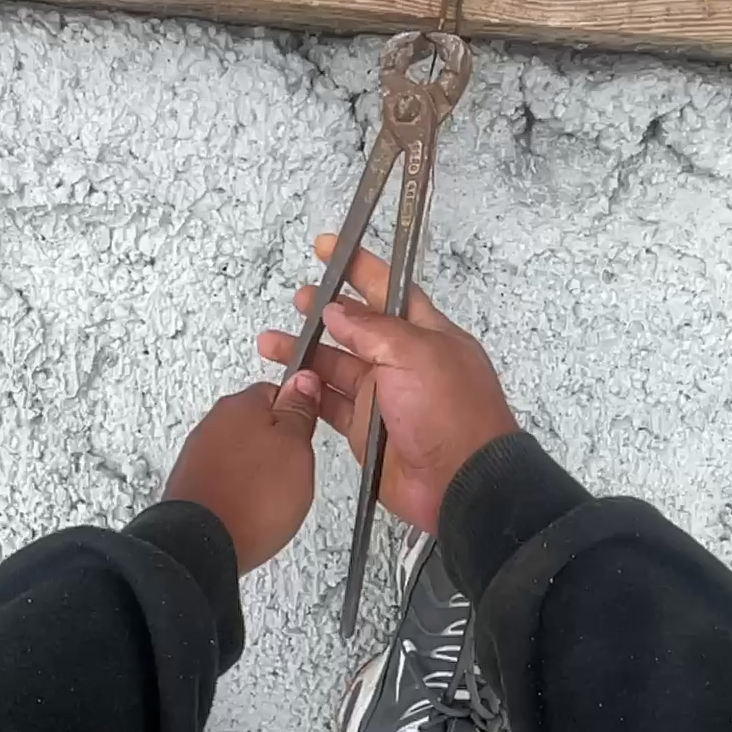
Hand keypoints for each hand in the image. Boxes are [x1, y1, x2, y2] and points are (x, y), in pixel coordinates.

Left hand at [165, 372, 323, 573]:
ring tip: (271, 496)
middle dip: (277, 445)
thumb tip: (305, 382)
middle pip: (257, 423)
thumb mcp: (295, 447)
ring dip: (256, 471)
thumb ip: (299, 411)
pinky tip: (250, 510)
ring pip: (240, 453)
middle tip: (293, 470)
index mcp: (241, 404)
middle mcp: (213, 423)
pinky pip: (225, 480)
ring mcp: (199, 455)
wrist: (201, 547)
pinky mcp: (192, 485)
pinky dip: (239, 492)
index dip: (300, 415)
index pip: (278, 391)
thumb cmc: (249, 499)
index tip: (308, 435)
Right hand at [256, 234, 518, 535]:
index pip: (388, 289)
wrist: (459, 483)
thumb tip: (336, 309)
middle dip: (324, 312)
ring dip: (305, 354)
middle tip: (297, 301)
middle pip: (355, 328)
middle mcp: (402, 362)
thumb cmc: (452, 413)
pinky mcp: (365, 430)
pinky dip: (308, 394)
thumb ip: (370, 328)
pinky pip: (330, 405)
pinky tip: (288, 383)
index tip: (328, 248)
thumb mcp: (413, 354)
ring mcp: (382, 397)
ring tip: (272, 343)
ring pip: (335, 367)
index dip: (358, 267)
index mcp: (424, 334)